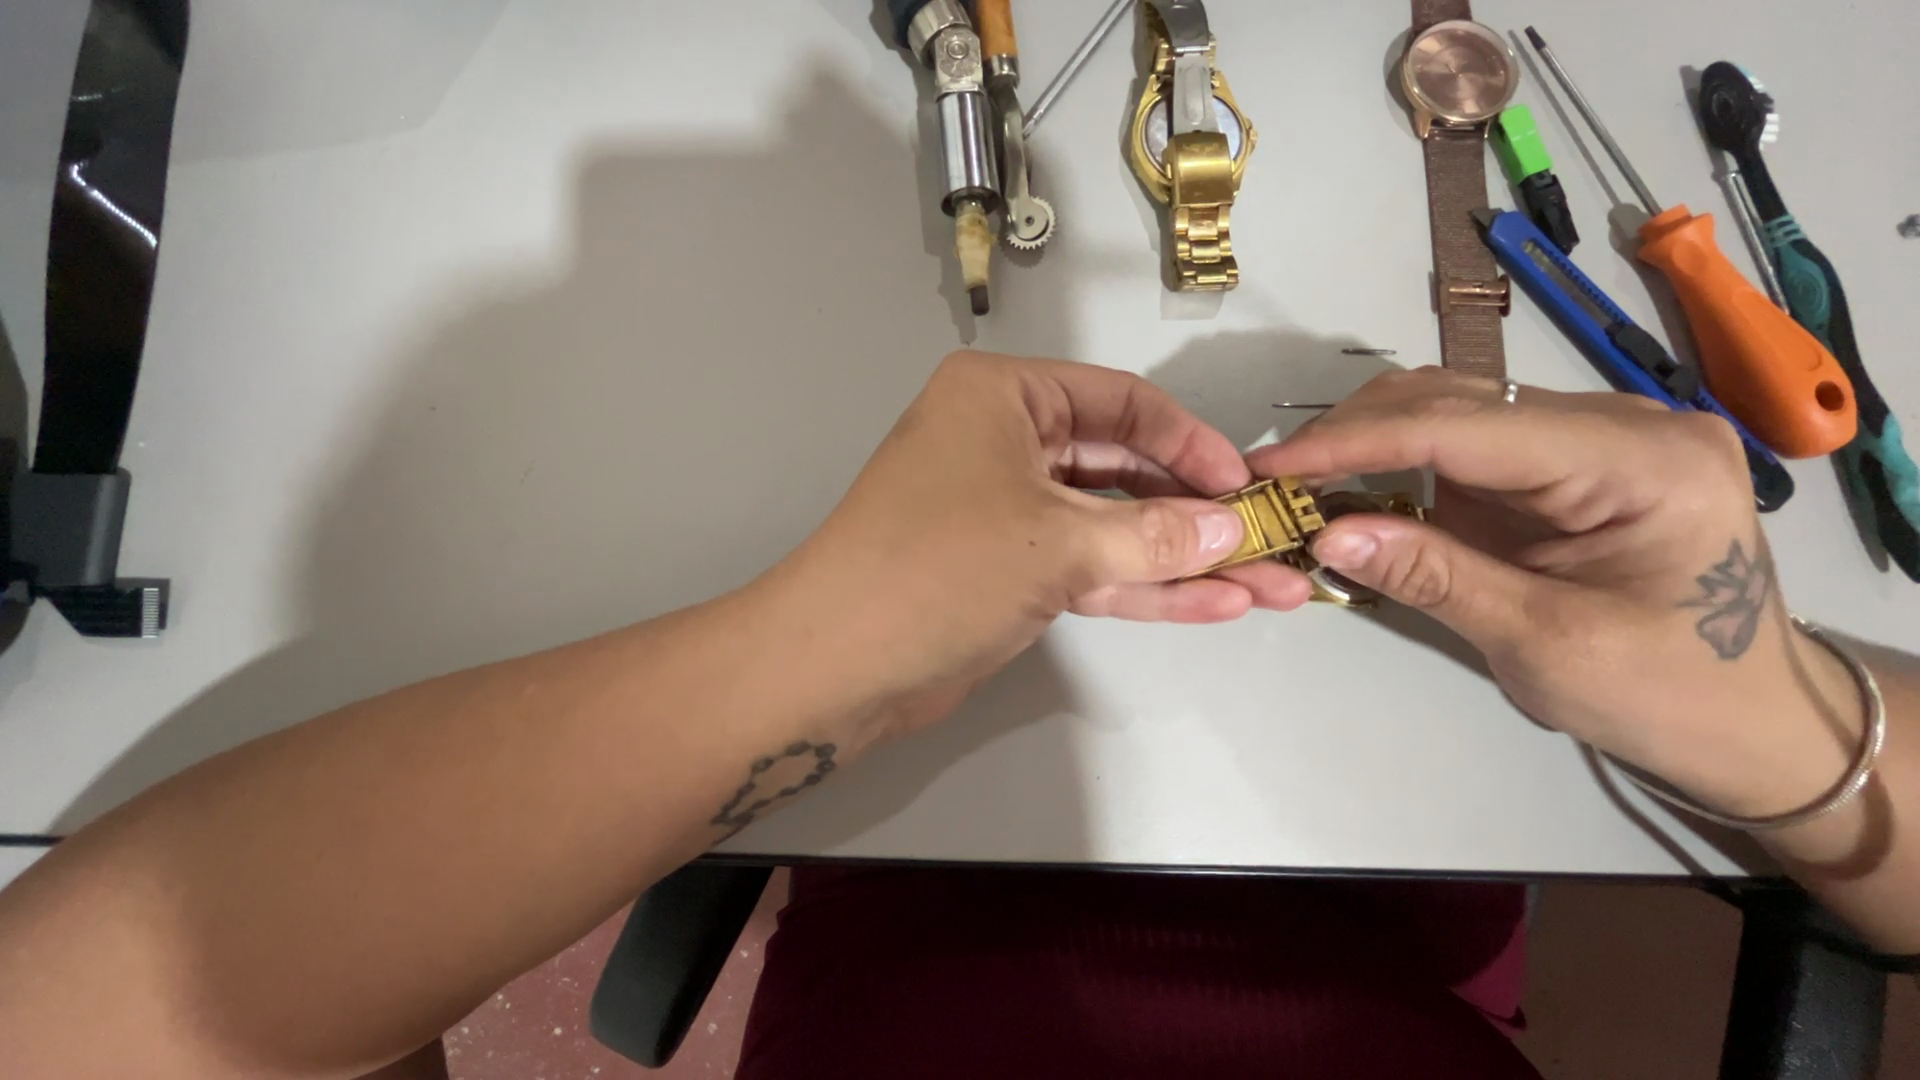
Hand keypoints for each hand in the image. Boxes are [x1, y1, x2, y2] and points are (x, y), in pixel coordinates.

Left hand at [772, 351, 1310, 738]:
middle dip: (1196, 512)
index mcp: (1002, 396)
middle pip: (1121, 468)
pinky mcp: (1009, 572)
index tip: (1245, 486)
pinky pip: (1089, 568)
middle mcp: (1005, 443)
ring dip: (1183, 559)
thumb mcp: (1055, 541)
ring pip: (1111, 527)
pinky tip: (1212, 604)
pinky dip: (1144, 586)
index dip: (1189, 443)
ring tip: (1265, 585)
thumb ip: (1154, 535)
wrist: (840, 664)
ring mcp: (1008, 512)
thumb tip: (1233, 530)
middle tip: (1270, 542)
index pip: (1119, 403)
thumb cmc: (938, 569)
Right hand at [1248, 367, 1860, 817]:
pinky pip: (1457, 441)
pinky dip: (1390, 459)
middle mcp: (1618, 423)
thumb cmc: (1668, 694)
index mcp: (1640, 462)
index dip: (1357, 441)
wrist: (1754, 718)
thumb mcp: (1544, 644)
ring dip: (1363, 440)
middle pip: (1453, 399)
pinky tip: (1347, 485)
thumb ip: (1435, 577)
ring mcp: (1588, 436)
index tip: (1272, 466)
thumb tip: (1326, 534)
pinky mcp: (1556, 460)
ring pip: (1447, 407)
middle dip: (1350, 434)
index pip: (1468, 427)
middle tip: (1271, 481)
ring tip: (1298, 483)